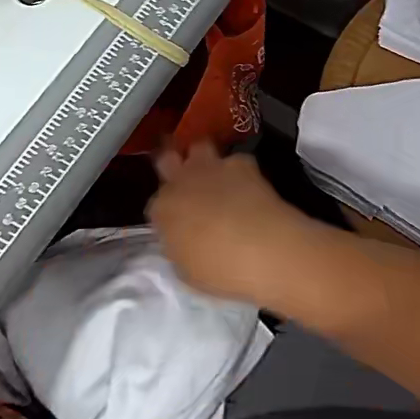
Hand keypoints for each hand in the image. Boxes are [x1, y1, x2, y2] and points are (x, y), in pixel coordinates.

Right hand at [146, 142, 330, 304]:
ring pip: (199, 147)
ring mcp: (212, 168)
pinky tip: (247, 187)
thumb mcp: (187, 270)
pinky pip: (235, 160)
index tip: (177, 223)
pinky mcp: (243, 163)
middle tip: (186, 184)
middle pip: (167, 160)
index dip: (167, 213)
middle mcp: (182, 182)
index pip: (155, 204)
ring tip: (216, 177)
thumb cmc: (220, 271)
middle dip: (173, 167)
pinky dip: (238, 171)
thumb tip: (183, 238)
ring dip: (204, 159)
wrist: (264, 249)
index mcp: (162, 210)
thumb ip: (179, 246)